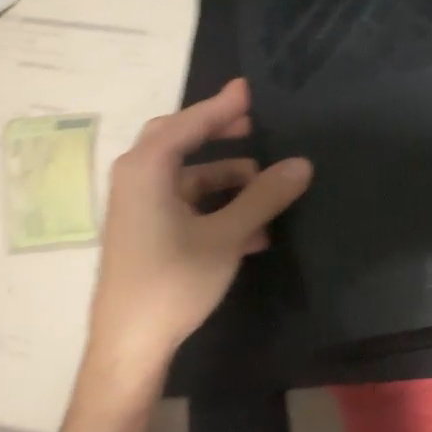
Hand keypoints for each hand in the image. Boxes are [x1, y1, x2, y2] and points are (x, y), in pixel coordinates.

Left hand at [86, 79, 311, 371]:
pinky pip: (184, 207)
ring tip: (269, 193)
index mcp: (147, 169)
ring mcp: (138, 208)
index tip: (249, 89)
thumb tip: (301, 165)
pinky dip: (215, 210)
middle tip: (254, 125)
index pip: (188, 123)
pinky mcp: (145, 234)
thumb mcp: (226, 237)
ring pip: (188, 180)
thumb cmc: (173, 281)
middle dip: (220, 136)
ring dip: (227, 184)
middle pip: (181, 144)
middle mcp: (136, 180)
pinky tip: (253, 232)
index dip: (221, 106)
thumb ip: (264, 197)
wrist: (130, 342)